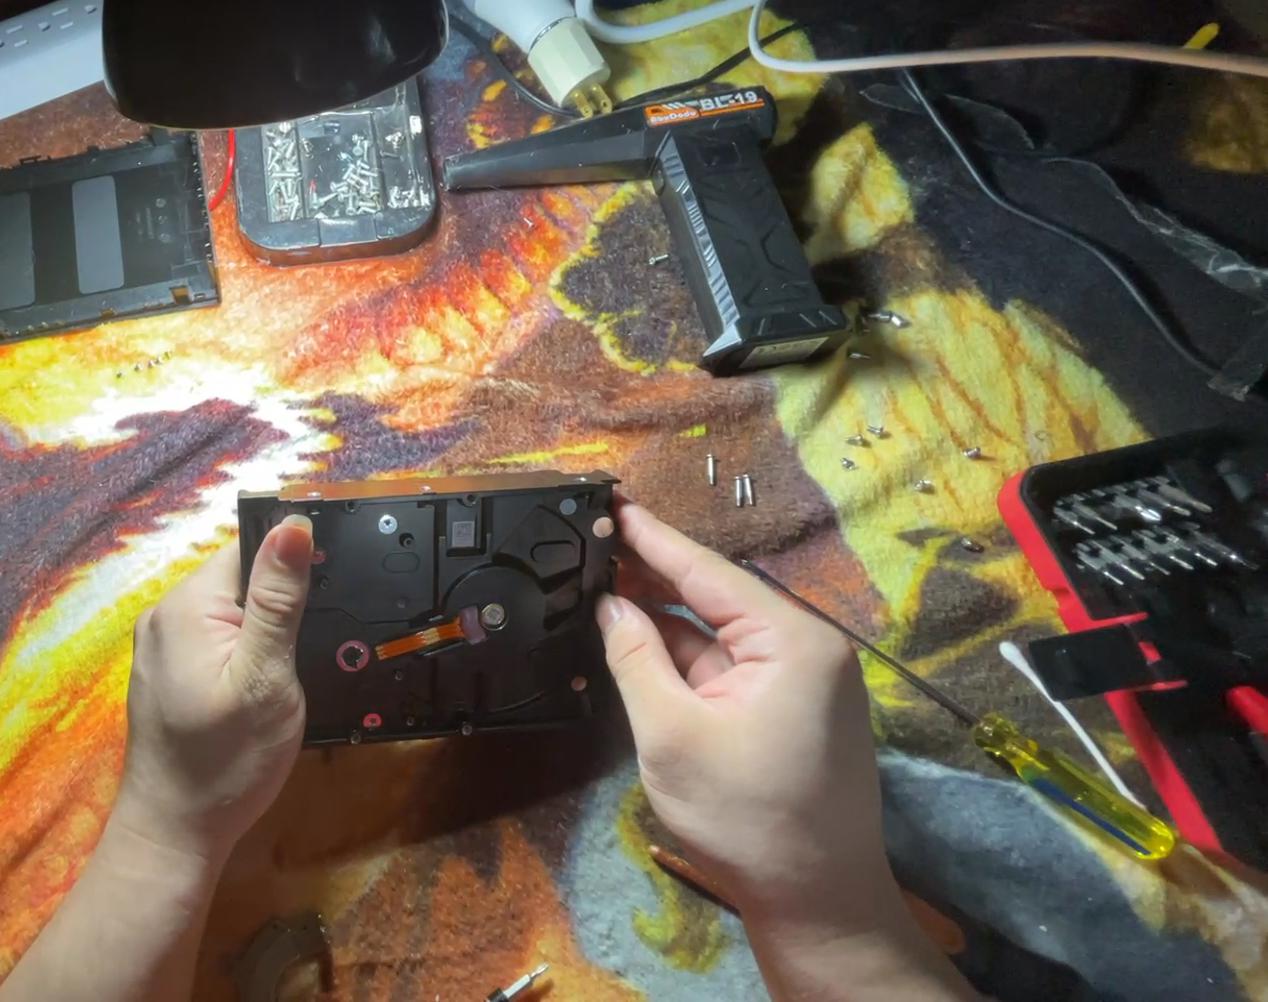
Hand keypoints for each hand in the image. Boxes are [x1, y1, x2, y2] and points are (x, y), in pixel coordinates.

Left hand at [113, 516, 313, 860]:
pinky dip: (242, 647)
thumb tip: (294, 526)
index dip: (292, 560)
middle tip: (305, 645)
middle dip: (278, 601)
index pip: (249, 548)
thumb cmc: (224, 763)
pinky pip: (213, 633)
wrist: (176, 833)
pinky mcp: (167, 667)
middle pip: (238, 576)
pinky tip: (255, 682)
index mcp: (187, 605)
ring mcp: (162, 642)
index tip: (326, 591)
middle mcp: (166, 613)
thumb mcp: (266, 676)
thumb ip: (278, 599)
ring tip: (282, 670)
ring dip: (262, 627)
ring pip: (229, 607)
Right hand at [596, 500, 892, 924]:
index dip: (650, 535)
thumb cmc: (745, 816)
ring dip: (657, 611)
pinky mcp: (778, 702)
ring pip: (710, 627)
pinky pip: (717, 658)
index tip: (610, 501)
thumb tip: (609, 604)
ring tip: (599, 580)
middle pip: (710, 592)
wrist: (815, 903)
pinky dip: (674, 647)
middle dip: (649, 570)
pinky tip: (631, 632)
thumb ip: (635, 657)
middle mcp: (800, 646)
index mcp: (790, 641)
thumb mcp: (671, 732)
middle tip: (590, 540)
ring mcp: (791, 676)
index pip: (706, 569)